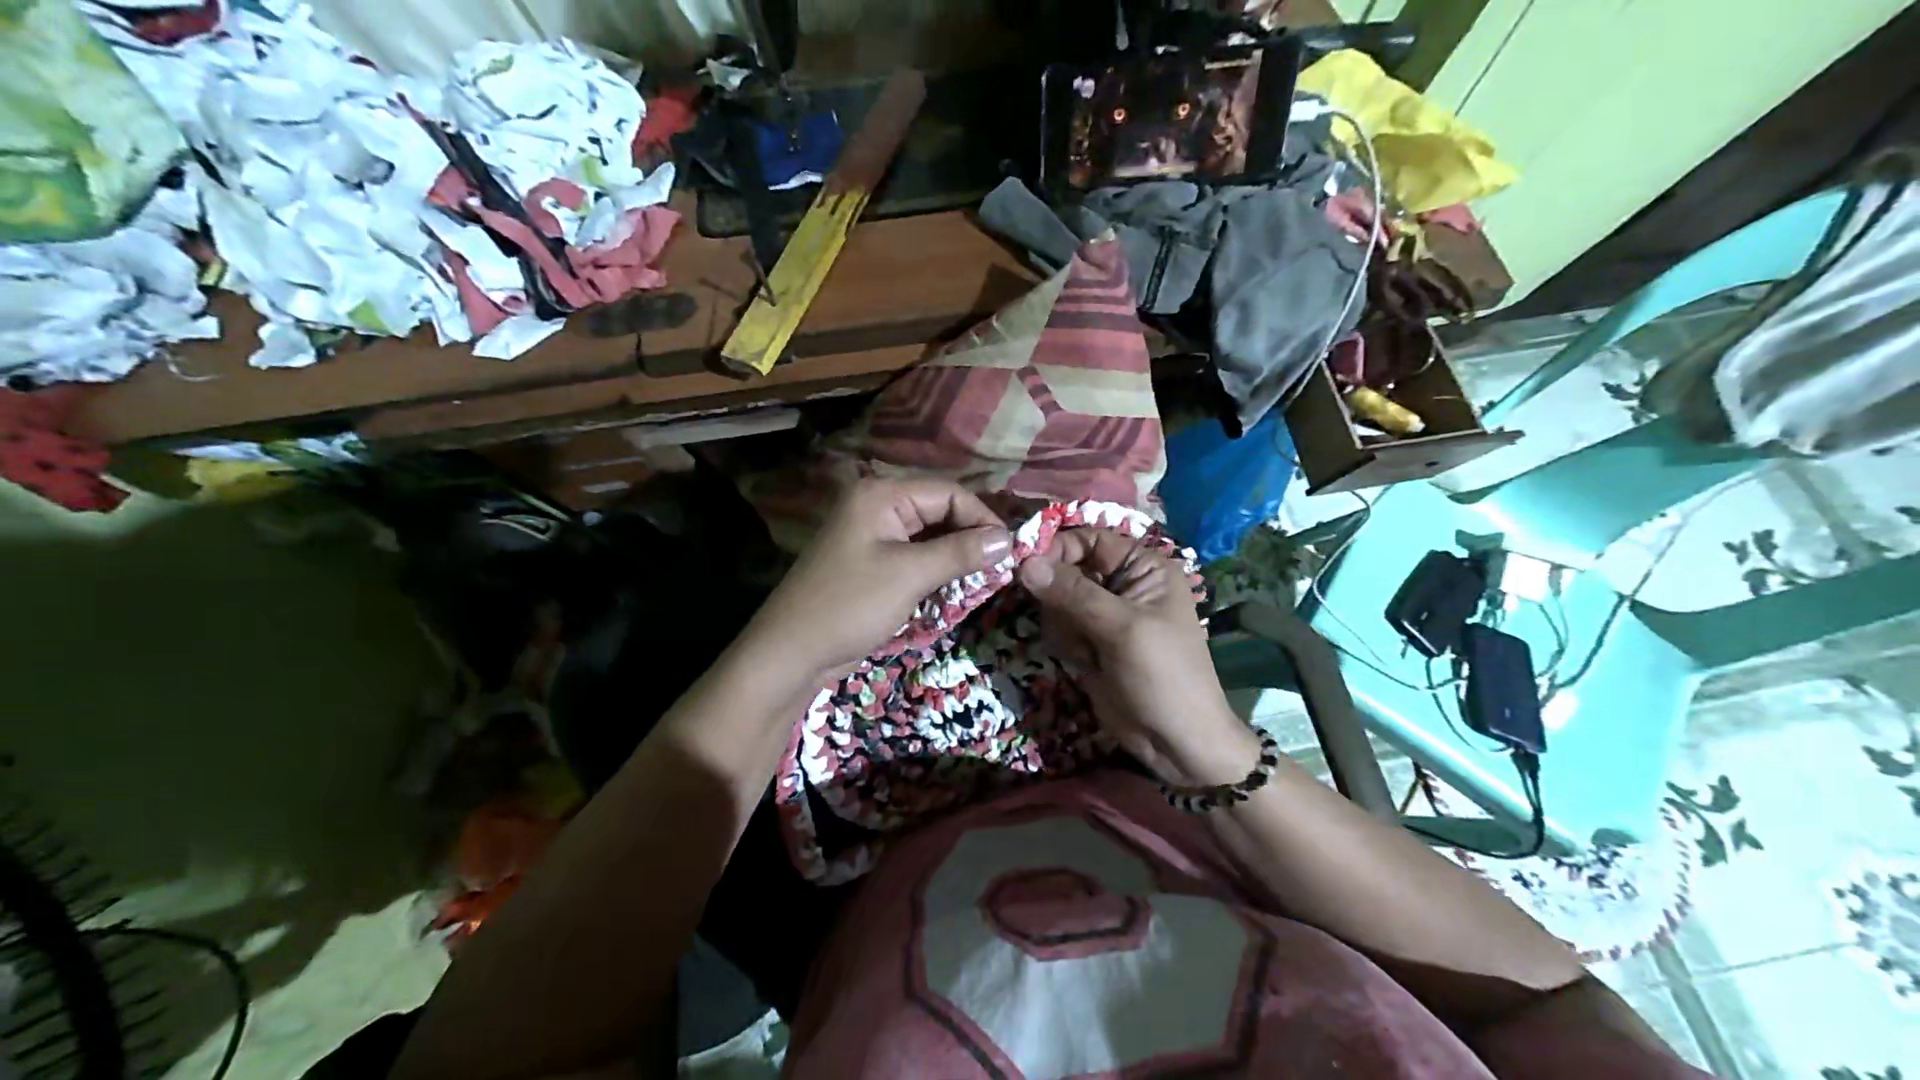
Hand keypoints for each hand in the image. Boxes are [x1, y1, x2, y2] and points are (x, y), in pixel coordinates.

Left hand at [745, 479, 1009, 681]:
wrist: (792, 652)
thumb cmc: (850, 605)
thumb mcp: (910, 575)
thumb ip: (960, 552)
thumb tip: (1007, 539)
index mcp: (881, 495)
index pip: (948, 492)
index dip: (982, 518)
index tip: (1009, 551)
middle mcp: (877, 506)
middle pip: (940, 511)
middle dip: (970, 538)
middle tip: (1000, 568)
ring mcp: (873, 536)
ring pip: (930, 536)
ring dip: (956, 557)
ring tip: (982, 580)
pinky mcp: (873, 564)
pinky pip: (916, 557)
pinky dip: (937, 571)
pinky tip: (955, 589)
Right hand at [1019, 527, 1260, 785]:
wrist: (1177, 743)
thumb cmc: (1163, 677)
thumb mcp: (1121, 629)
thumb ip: (1073, 593)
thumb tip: (1024, 562)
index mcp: (1144, 567)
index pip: (1089, 538)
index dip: (1058, 548)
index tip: (1025, 568)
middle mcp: (1123, 583)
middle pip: (1067, 568)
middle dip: (1059, 596)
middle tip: (1069, 623)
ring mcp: (1104, 614)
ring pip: (1056, 599)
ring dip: (1062, 625)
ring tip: (1086, 650)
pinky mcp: (1090, 641)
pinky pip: (1059, 627)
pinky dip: (1064, 643)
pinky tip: (1085, 663)